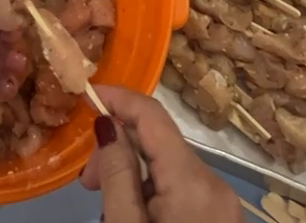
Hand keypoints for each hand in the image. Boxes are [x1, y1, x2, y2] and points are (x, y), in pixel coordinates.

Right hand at [80, 85, 239, 222]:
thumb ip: (117, 174)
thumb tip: (106, 122)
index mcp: (193, 180)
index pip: (152, 114)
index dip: (117, 97)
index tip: (84, 95)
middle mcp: (214, 182)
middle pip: (157, 140)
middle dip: (117, 147)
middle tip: (88, 180)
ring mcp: (221, 202)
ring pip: (166, 164)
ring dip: (131, 171)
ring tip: (107, 202)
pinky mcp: (220, 217)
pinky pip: (179, 186)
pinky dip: (151, 190)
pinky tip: (134, 212)